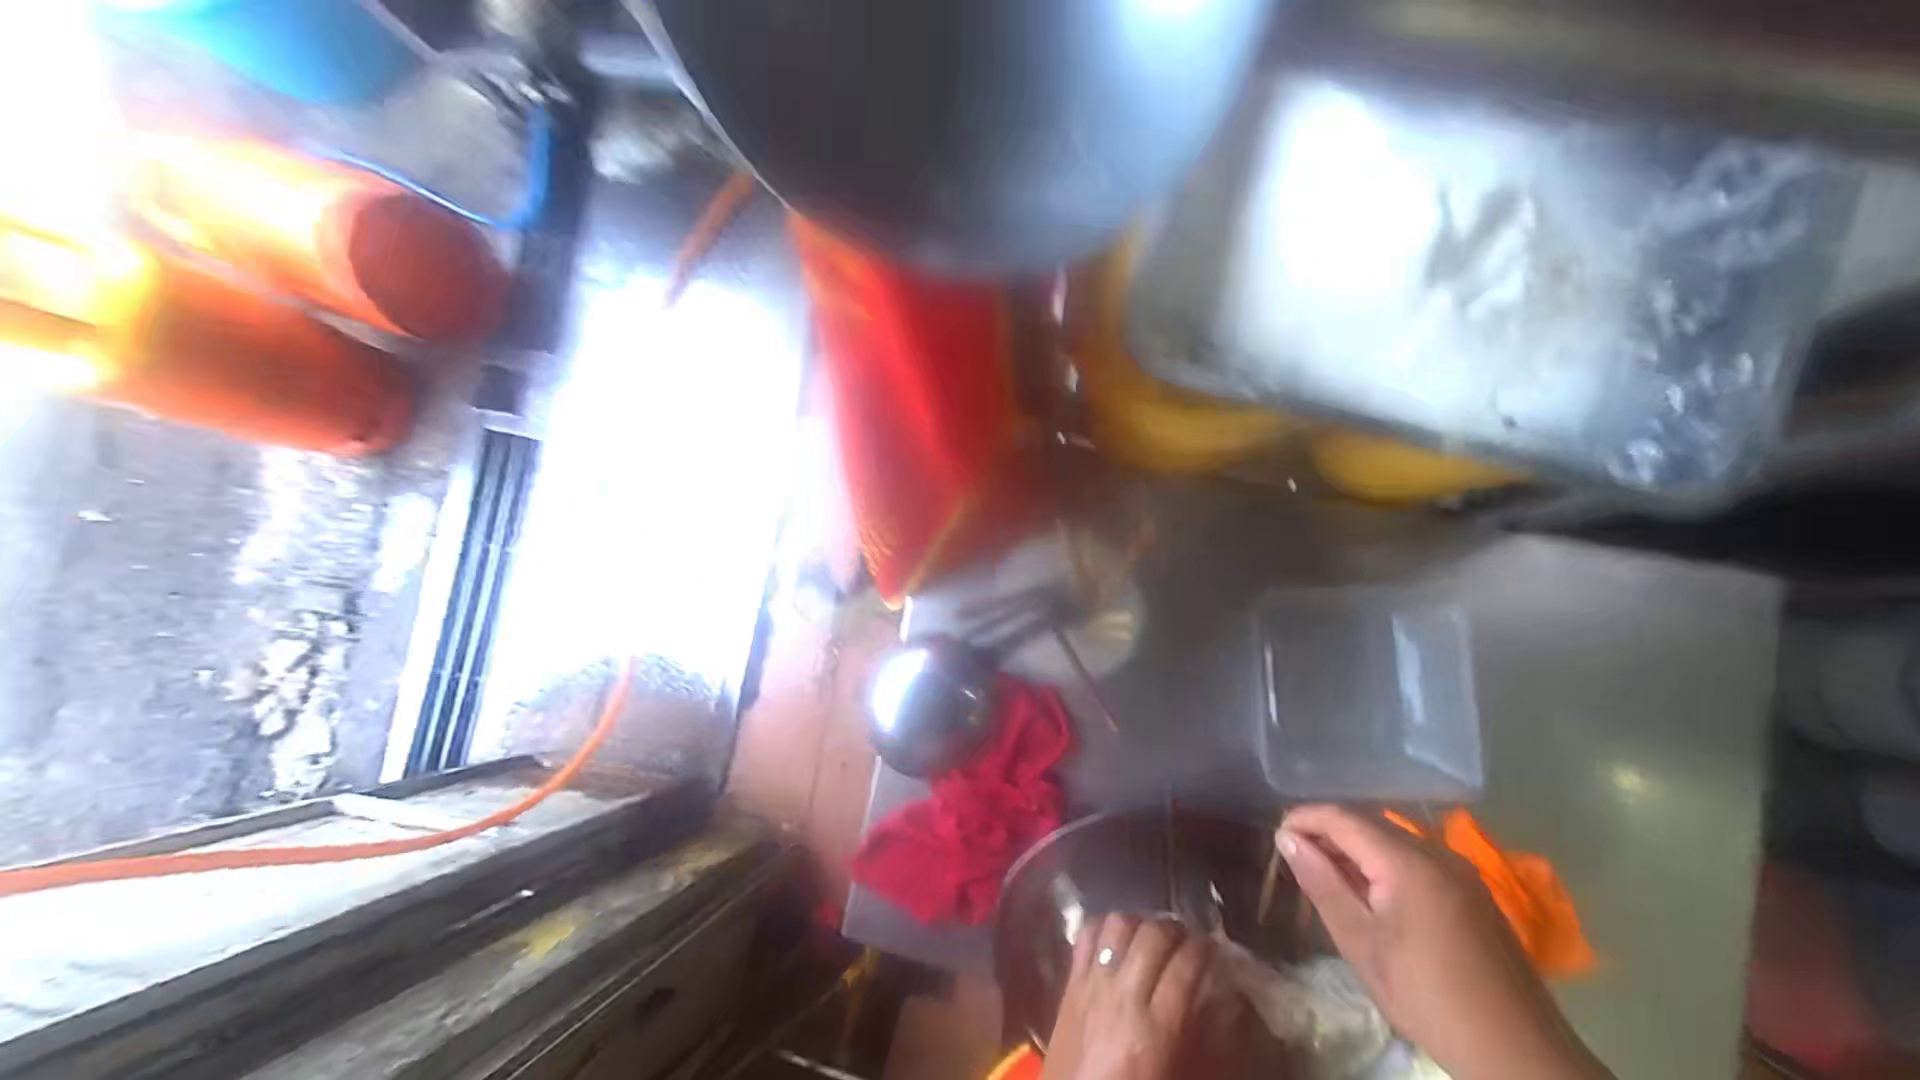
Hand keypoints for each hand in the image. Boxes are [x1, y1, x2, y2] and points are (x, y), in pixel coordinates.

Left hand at [1041, 915, 1212, 1079]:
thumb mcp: (1180, 1076)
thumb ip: (1201, 1044)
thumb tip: (1223, 1006)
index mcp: (1158, 1031)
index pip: (1186, 967)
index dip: (1205, 949)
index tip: (1214, 949)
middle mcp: (1124, 996)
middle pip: (1153, 936)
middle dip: (1175, 929)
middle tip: (1186, 939)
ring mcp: (1093, 984)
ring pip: (1118, 925)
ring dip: (1140, 922)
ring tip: (1151, 934)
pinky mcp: (1070, 983)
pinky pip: (1086, 935)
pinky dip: (1104, 926)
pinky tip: (1116, 937)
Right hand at [1277, 805, 1611, 1079]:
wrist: (1521, 1057)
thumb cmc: (1428, 998)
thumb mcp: (1361, 943)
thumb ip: (1322, 883)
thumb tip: (1288, 838)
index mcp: (1408, 862)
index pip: (1342, 816)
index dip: (1303, 819)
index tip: (1276, 839)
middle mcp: (1437, 853)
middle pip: (1368, 822)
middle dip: (1326, 831)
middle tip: (1295, 858)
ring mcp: (1461, 872)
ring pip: (1392, 839)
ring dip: (1354, 848)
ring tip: (1326, 875)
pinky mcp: (1473, 893)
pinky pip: (1415, 858)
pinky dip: (1382, 863)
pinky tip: (1370, 893)